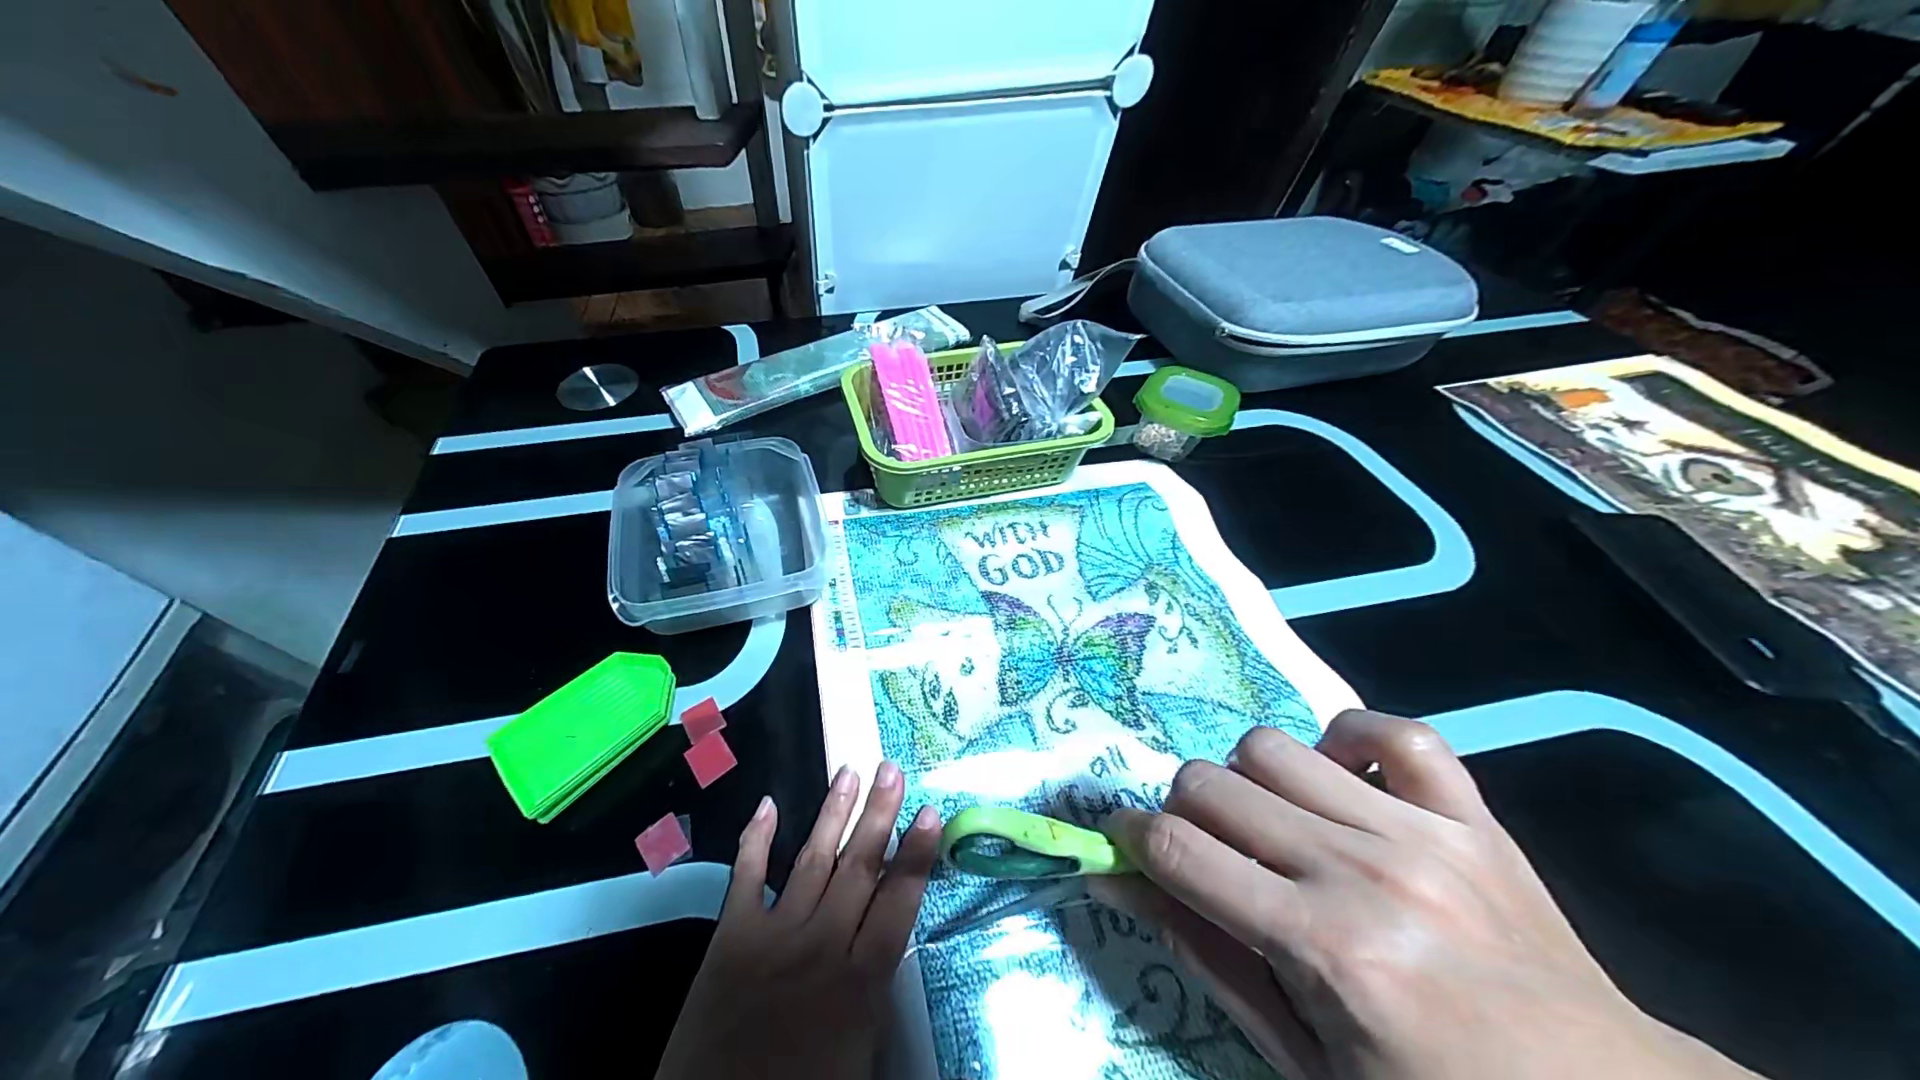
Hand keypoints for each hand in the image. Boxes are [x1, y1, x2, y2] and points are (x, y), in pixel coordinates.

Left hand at [654, 762, 940, 1079]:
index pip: (898, 901)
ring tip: (850, 772)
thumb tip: (891, 939)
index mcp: (860, 979)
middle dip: (879, 814)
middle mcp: (822, 944)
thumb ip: (876, 991)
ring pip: (813, 859)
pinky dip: (755, 839)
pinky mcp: (730, 938)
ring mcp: (774, 935)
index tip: (930, 813)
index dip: (917, 854)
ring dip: (833, 813)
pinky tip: (767, 805)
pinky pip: (746, 876)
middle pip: (860, 866)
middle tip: (892, 770)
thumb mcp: (859, 1050)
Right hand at [1092, 710, 1763, 1079]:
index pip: (1180, 851)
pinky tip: (1339, 781)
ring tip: (1273, 826)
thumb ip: (1204, 955)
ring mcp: (1424, 834)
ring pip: (1274, 746)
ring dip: (1248, 781)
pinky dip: (1346, 742)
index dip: (1133, 838)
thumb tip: (1120, 881)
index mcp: (1324, 949)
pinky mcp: (1472, 816)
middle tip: (1206, 851)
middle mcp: (1365, 873)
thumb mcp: (1299, 1058)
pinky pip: (1393, 731)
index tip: (1127, 843)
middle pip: (1212, 783)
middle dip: (1183, 811)